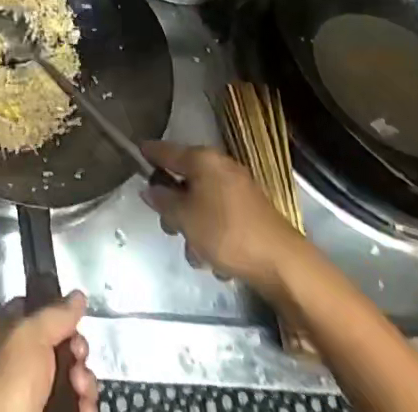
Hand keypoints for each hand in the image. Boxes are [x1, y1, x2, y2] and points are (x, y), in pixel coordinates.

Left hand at [0, 291, 97, 411]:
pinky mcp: (55, 409)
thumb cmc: (12, 376)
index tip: (74, 319)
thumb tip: (78, 295)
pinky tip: (84, 406)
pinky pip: (80, 401)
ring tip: (79, 388)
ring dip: (85, 380)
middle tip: (77, 357)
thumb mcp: (30, 334)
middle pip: (64, 343)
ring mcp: (41, 386)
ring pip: (76, 374)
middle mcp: (26, 355)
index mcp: (11, 329)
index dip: (58, 313)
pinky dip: (86, 403)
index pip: (39, 310)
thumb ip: (56, 314)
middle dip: (78, 350)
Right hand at [141, 141, 310, 296]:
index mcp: (203, 160)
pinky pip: (220, 219)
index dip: (146, 154)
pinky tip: (217, 262)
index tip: (132, 155)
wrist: (286, 268)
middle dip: (173, 207)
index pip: (164, 150)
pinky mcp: (253, 215)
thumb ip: (162, 200)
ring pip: (201, 205)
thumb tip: (150, 190)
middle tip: (169, 228)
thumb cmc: (226, 233)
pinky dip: (214, 237)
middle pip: (183, 180)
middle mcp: (222, 169)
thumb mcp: (183, 217)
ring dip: (193, 229)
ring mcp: (240, 192)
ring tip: (197, 256)